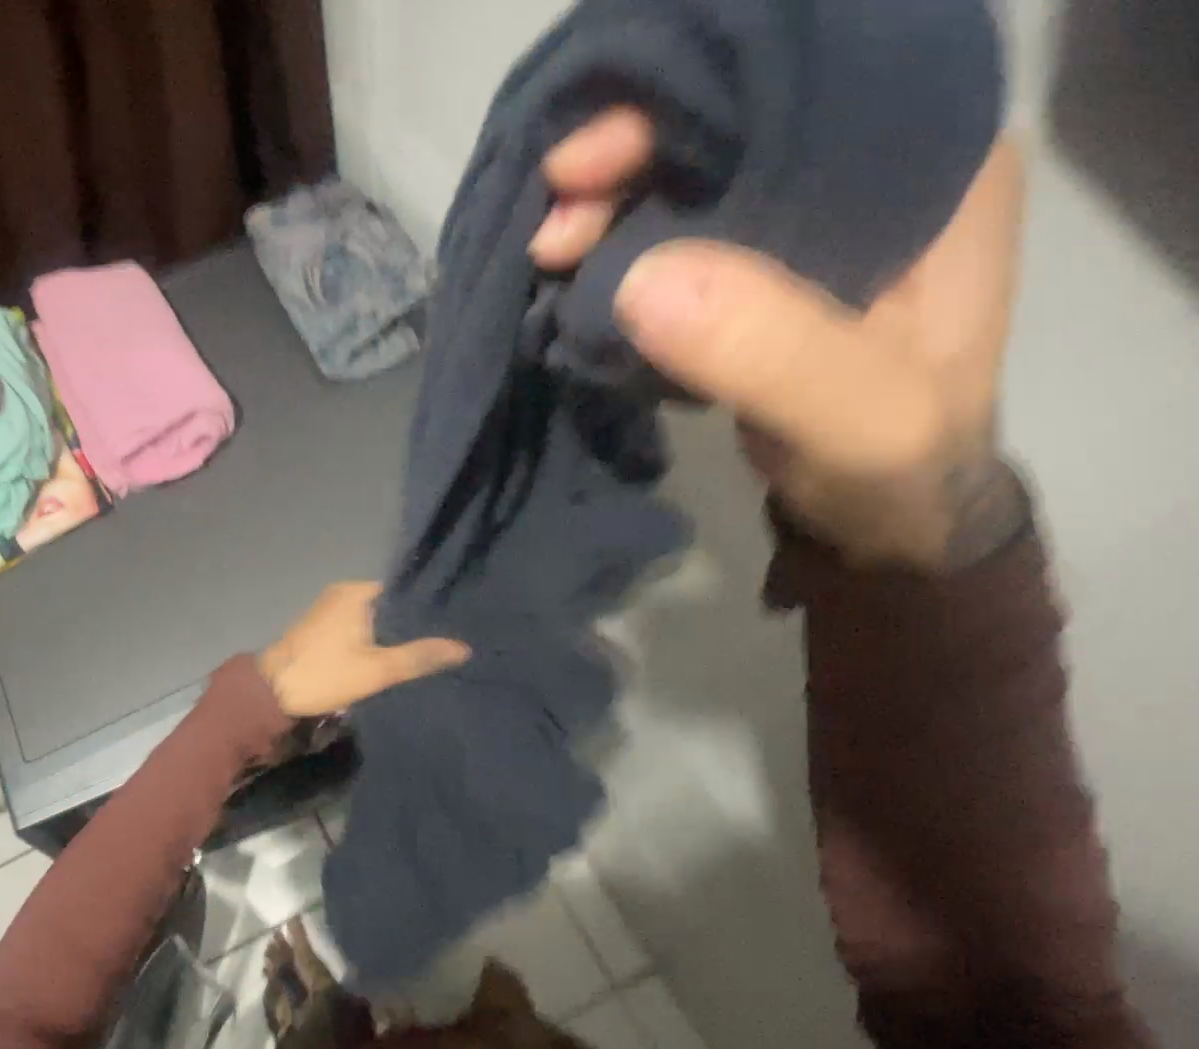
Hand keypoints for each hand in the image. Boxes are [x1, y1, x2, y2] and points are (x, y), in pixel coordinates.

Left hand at [259, 583, 469, 716]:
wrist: (271, 692)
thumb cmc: (325, 674)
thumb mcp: (378, 669)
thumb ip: (419, 656)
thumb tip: (463, 647)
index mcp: (357, 591)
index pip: (404, 591)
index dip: (427, 609)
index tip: (454, 625)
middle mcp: (343, 592)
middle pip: (389, 605)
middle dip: (411, 624)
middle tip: (445, 643)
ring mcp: (329, 608)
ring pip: (373, 618)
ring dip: (391, 634)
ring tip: (425, 652)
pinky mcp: (322, 627)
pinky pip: (358, 626)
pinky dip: (373, 639)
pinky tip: (391, 657)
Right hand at [531, 108, 1029, 571]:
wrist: (883, 517)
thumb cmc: (898, 467)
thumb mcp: (859, 421)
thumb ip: (770, 353)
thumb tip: (636, 281)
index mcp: (931, 173)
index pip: (797, 98)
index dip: (685, 113)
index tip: (587, 165)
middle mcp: (866, 172)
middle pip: (726, 126)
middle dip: (627, 162)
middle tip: (554, 223)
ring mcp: (800, 217)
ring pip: (685, 178)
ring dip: (607, 210)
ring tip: (551, 254)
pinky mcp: (748, 264)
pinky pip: (668, 231)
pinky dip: (613, 249)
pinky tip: (573, 272)